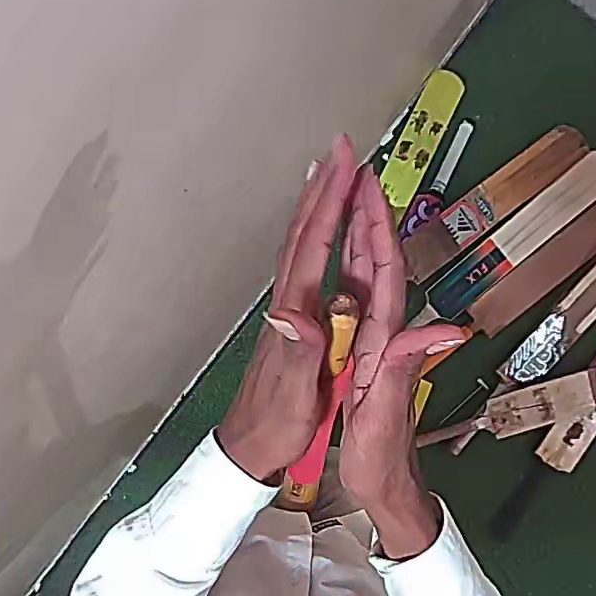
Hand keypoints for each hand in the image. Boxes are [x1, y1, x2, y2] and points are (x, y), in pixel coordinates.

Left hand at [216, 135, 358, 481]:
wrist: (250, 445)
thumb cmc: (276, 423)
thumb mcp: (294, 395)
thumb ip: (299, 353)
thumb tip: (297, 312)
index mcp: (295, 314)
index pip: (312, 247)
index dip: (329, 203)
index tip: (344, 164)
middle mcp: (288, 305)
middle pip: (303, 236)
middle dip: (322, 189)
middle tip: (338, 150)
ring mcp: (288, 313)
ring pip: (300, 248)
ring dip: (314, 208)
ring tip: (328, 176)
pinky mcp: (292, 325)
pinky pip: (302, 270)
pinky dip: (310, 241)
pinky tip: (316, 235)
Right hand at [336, 166, 468, 557]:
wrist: (386, 484)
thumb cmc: (379, 457)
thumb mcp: (383, 419)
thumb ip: (407, 373)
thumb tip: (445, 329)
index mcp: (387, 342)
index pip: (386, 274)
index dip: (377, 227)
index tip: (367, 185)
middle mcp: (386, 334)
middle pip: (379, 264)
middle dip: (368, 214)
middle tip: (356, 171)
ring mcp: (375, 342)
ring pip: (368, 277)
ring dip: (360, 234)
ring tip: (348, 198)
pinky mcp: (365, 353)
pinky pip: (356, 299)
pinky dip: (349, 268)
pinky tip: (341, 257)